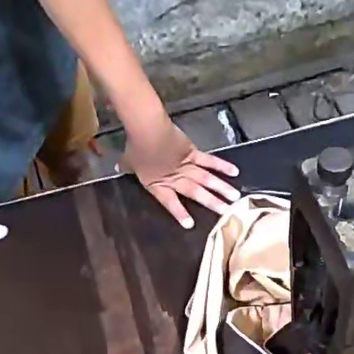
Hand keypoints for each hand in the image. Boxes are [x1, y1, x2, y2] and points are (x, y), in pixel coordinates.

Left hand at [121, 121, 240, 227]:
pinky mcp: (193, 153)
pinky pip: (209, 161)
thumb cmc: (136, 147)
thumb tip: (117, 169)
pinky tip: (234, 172)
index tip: (190, 224)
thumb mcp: (128, 161)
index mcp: (158, 185)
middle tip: (227, 214)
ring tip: (236, 199)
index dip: (179, 213)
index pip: (170, 202)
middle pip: (195, 194)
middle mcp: (176, 179)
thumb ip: (125, 167)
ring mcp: (186, 166)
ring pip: (206, 180)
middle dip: (212, 204)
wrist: (147, 129)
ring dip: (221, 189)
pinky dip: (221, 166)